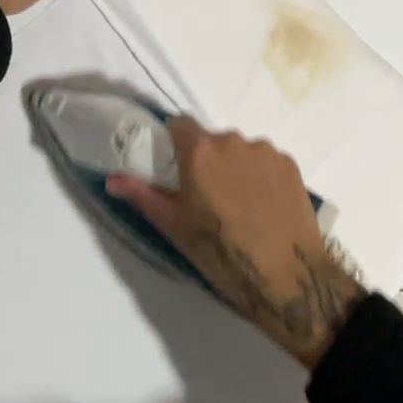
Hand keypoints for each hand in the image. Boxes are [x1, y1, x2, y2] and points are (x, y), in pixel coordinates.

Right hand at [106, 118, 364, 368]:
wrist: (288, 278)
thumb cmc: (222, 253)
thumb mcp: (176, 227)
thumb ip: (143, 196)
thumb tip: (112, 179)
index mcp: (200, 151)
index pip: (180, 124)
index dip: (175, 142)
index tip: (176, 168)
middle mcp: (233, 140)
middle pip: (212, 140)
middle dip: (206, 161)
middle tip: (207, 197)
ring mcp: (265, 151)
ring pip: (240, 150)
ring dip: (235, 168)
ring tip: (239, 206)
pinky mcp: (290, 164)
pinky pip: (266, 161)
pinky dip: (261, 176)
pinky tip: (264, 207)